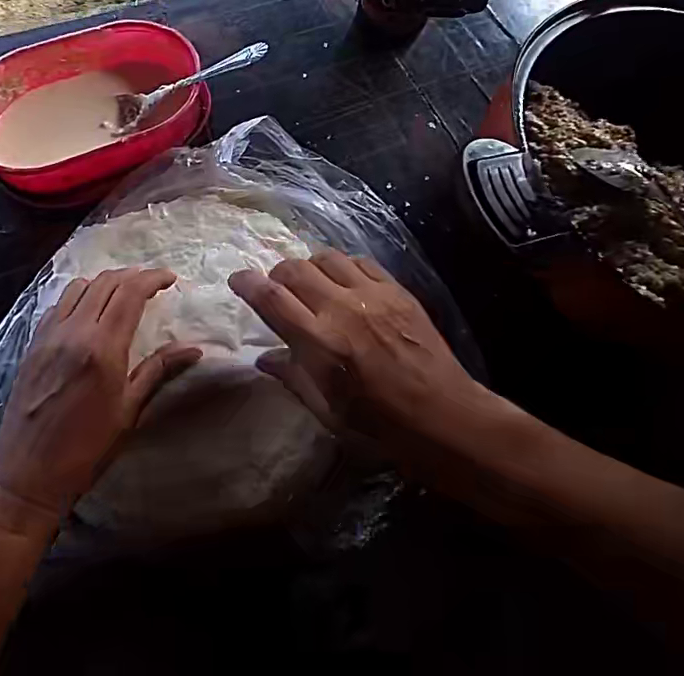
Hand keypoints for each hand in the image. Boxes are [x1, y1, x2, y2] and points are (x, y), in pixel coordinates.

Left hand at [0, 268, 201, 527]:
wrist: (27, 475)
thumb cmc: (86, 449)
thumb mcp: (129, 411)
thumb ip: (158, 370)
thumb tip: (194, 348)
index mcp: (102, 347)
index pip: (130, 292)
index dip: (152, 278)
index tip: (170, 279)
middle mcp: (74, 331)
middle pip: (105, 282)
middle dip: (132, 276)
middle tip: (151, 284)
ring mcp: (49, 335)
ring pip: (79, 287)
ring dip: (104, 282)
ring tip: (121, 294)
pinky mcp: (32, 343)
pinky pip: (57, 304)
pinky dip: (78, 297)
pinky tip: (88, 313)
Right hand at [230, 249, 500, 454]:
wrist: (445, 419)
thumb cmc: (380, 426)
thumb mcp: (326, 411)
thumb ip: (292, 376)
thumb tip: (263, 357)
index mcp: (320, 343)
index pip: (271, 298)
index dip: (247, 283)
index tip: (238, 279)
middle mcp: (342, 310)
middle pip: (294, 269)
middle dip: (276, 275)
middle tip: (277, 290)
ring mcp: (373, 296)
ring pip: (326, 258)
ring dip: (309, 267)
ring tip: (310, 284)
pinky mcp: (398, 291)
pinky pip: (360, 261)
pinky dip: (342, 266)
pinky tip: (343, 282)